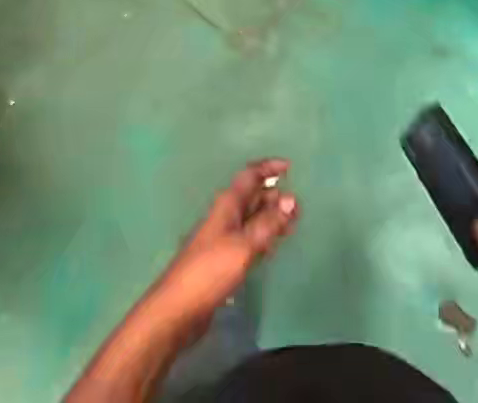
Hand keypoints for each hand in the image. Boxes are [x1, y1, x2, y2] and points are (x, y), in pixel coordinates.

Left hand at [142, 159, 298, 338]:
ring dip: (272, 218)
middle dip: (276, 197)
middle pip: (253, 196)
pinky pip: (249, 239)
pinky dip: (263, 238)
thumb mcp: (244, 245)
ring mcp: (224, 237)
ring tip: (294, 225)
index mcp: (228, 204)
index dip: (269, 168)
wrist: (177, 310)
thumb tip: (292, 198)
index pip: (250, 175)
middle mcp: (226, 215)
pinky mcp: (224, 259)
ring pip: (252, 218)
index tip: (290, 167)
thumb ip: (269, 223)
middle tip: (300, 206)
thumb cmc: (210, 270)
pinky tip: (274, 248)